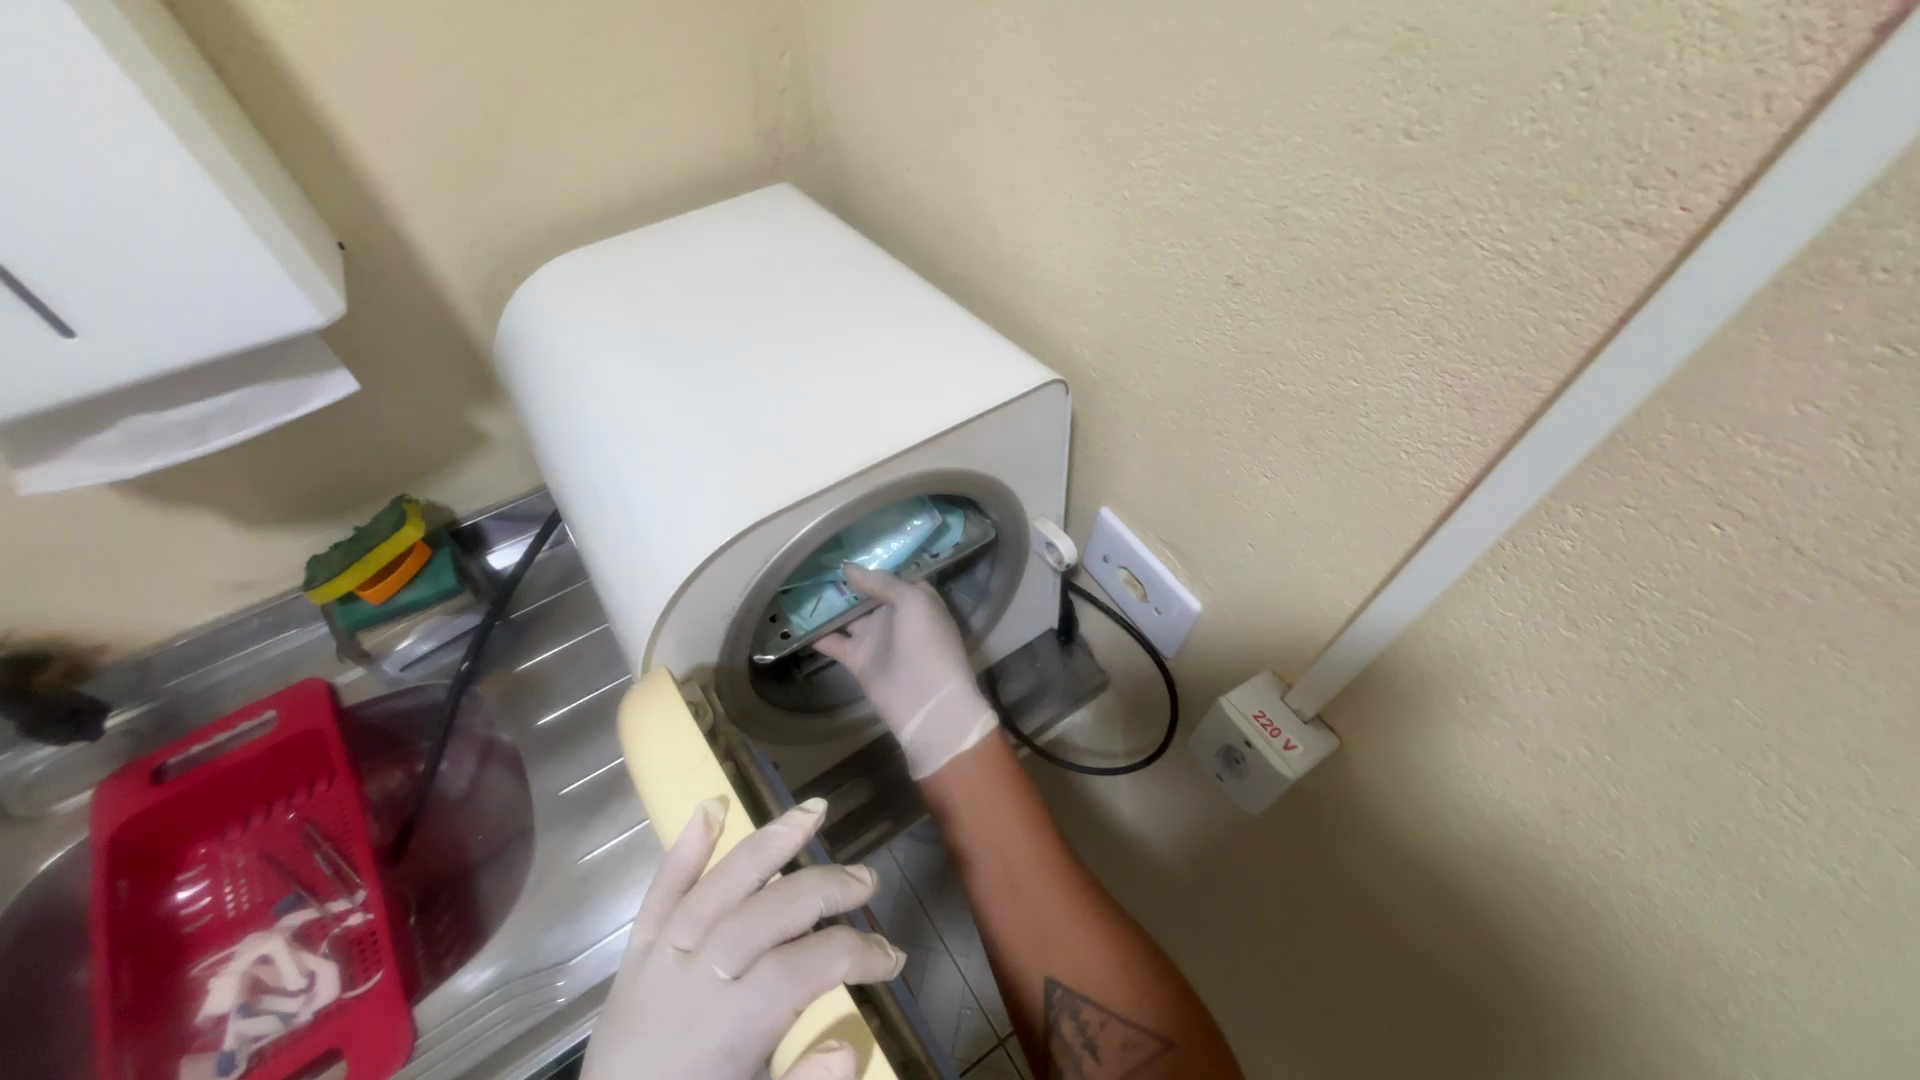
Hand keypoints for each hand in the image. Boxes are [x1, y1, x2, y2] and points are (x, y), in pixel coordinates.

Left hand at [581, 797, 906, 1079]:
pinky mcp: (633, 956)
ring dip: (767, 845)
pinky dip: (683, 851)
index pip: (808, 967)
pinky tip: (709, 809)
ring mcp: (661, 959)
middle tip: (867, 879)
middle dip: (824, 889)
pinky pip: (659, 896)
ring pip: (719, 887)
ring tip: (812, 812)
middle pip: (769, 913)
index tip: (892, 957)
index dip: (858, 954)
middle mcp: (697, 977)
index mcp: (731, 1026)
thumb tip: (848, 1048)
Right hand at [813, 563, 998, 779]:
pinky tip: (796, 620)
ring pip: (847, 616)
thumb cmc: (927, 642)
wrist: (927, 701)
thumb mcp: (912, 601)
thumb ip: (882, 583)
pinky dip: (817, 634)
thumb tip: (850, 568)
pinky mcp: (858, 660)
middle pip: (866, 594)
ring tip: (800, 585)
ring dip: (828, 605)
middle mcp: (894, 616)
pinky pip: (834, 642)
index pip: (891, 576)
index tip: (844, 549)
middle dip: (845, 581)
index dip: (871, 563)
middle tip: (814, 564)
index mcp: (915, 599)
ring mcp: (875, 638)